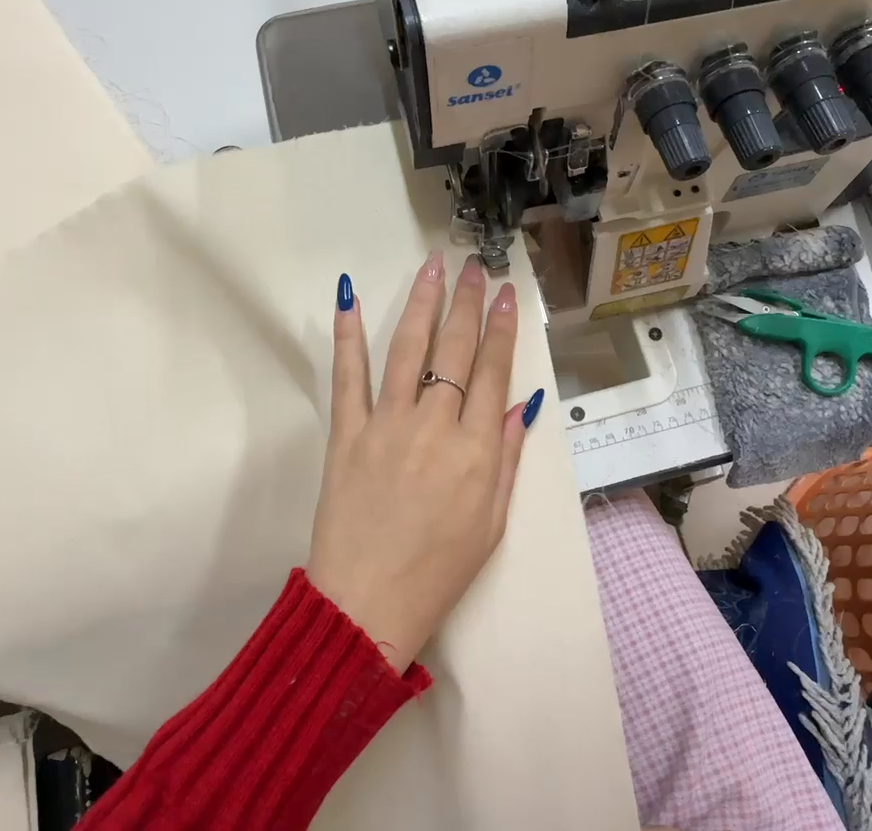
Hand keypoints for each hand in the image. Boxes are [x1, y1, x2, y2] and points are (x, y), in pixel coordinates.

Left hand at [307, 250, 545, 671]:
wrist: (367, 604)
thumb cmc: (439, 571)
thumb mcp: (492, 522)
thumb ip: (507, 458)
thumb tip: (524, 402)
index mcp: (477, 450)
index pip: (493, 372)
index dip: (502, 328)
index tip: (506, 293)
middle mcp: (435, 426)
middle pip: (455, 351)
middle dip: (468, 303)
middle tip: (475, 267)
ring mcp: (387, 425)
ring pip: (408, 350)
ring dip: (423, 303)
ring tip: (433, 266)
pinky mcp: (346, 434)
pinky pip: (348, 376)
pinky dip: (348, 334)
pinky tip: (349, 296)